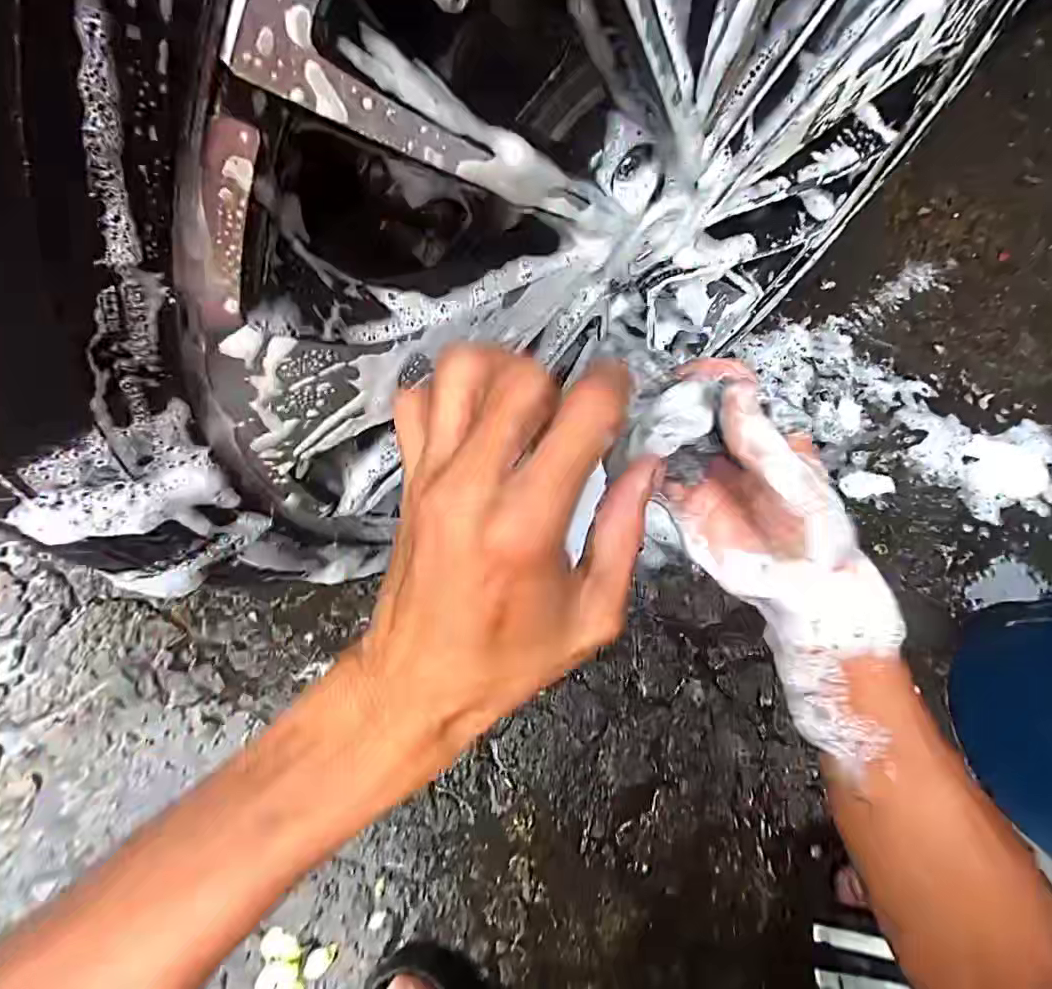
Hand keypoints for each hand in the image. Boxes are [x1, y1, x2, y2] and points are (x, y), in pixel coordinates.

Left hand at [356, 345, 662, 751]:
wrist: (416, 682)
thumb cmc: (506, 659)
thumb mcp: (592, 614)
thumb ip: (625, 533)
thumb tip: (643, 467)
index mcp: (528, 525)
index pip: (581, 416)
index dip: (613, 387)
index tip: (622, 393)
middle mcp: (474, 487)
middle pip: (523, 378)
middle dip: (564, 381)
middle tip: (576, 413)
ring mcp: (432, 475)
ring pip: (462, 370)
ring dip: (506, 370)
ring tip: (528, 402)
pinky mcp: (408, 476)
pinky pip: (417, 397)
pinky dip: (450, 390)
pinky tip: (479, 418)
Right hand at [657, 360, 903, 765]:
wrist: (808, 593)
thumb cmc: (819, 537)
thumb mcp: (798, 481)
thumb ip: (762, 439)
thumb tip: (737, 392)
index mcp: (762, 439)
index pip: (731, 393)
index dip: (711, 377)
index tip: (695, 374)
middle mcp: (729, 456)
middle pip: (692, 413)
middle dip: (673, 400)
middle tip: (657, 397)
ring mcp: (705, 482)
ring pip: (670, 444)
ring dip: (654, 431)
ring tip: (640, 422)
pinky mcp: (686, 510)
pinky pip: (657, 483)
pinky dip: (643, 469)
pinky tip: (637, 459)